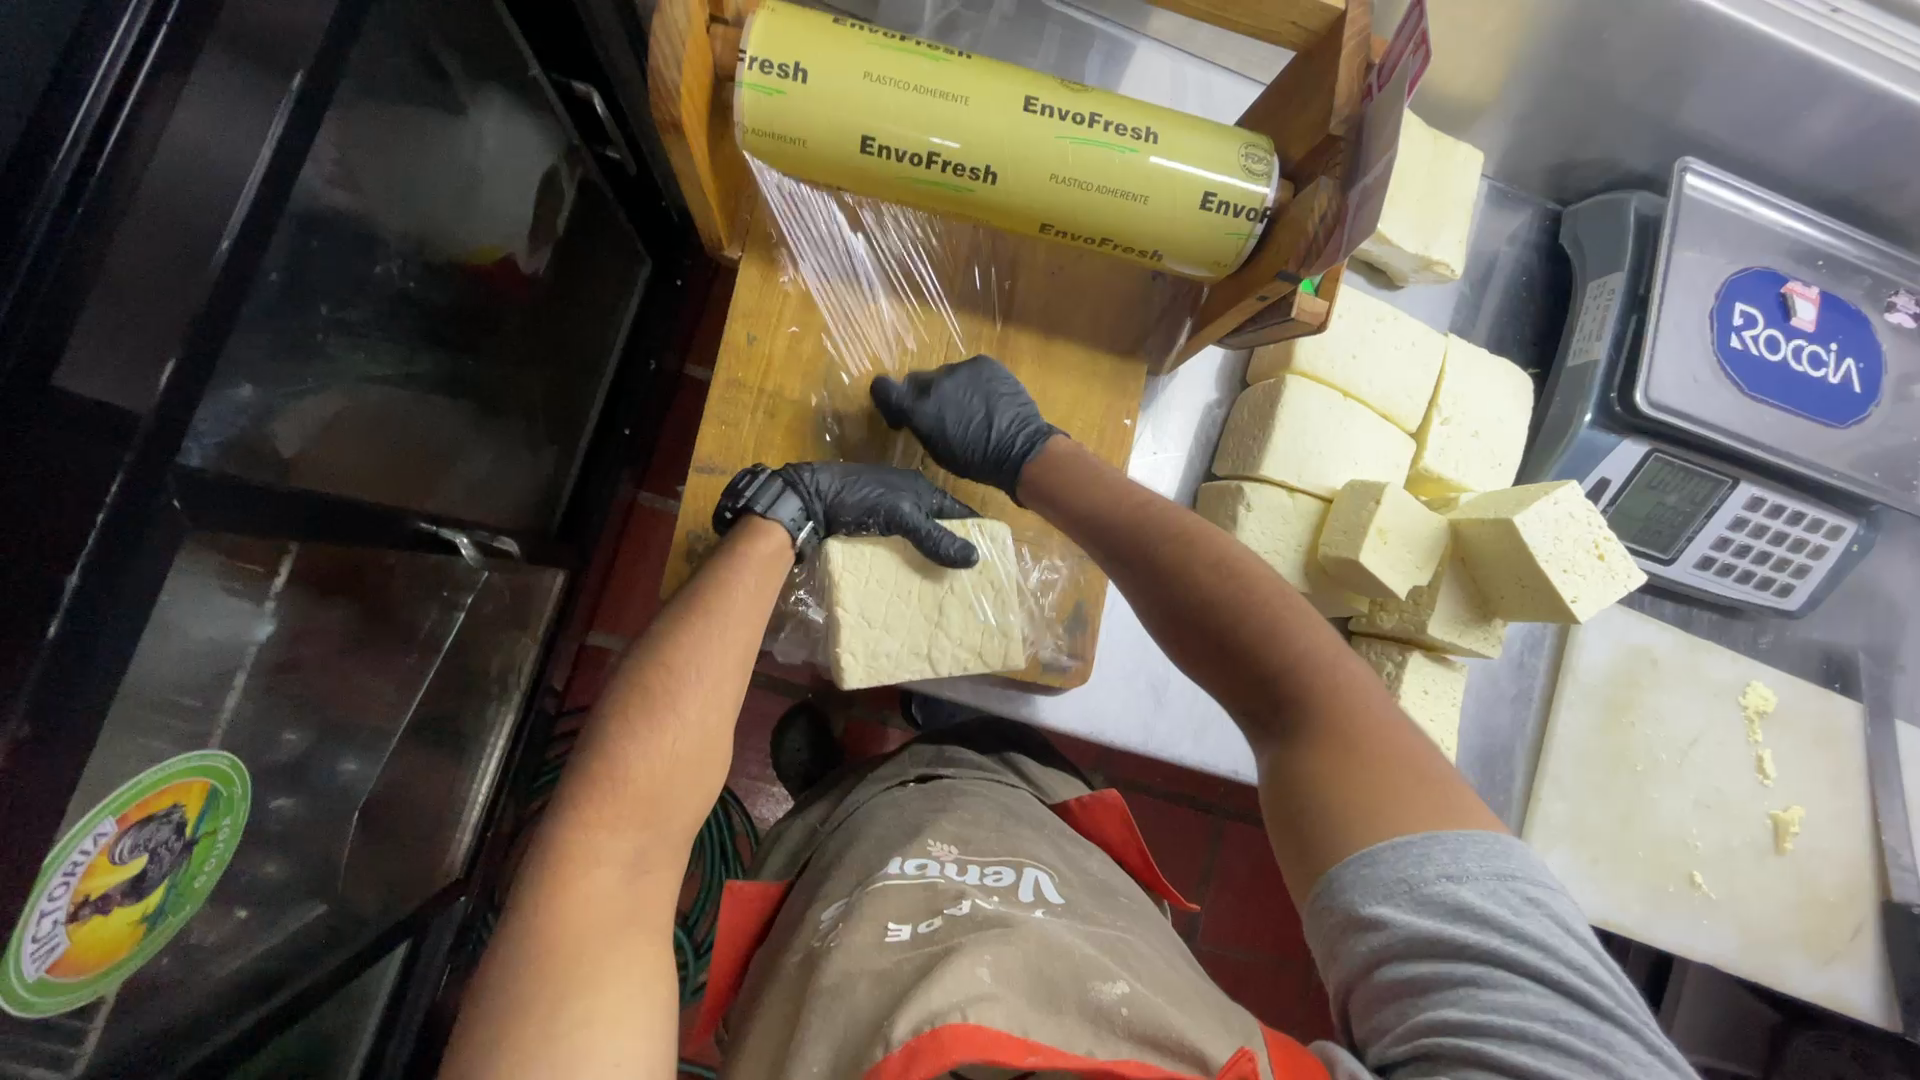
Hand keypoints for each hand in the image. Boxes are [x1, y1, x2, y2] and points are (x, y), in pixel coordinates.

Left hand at [776, 463, 979, 567]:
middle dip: (953, 552)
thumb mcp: (901, 516)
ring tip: (944, 589)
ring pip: (919, 540)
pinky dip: (907, 562)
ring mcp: (889, 515)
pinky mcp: (870, 529)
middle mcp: (910, 501)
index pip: (960, 514)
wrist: (809, 499)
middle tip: (969, 583)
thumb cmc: (859, 501)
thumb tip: (974, 558)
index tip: (991, 560)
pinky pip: (898, 547)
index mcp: (923, 491)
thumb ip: (934, 537)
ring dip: (929, 559)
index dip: (976, 534)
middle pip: (940, 528)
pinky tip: (911, 582)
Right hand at [870, 355, 1062, 501]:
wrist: (1020, 450)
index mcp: (918, 408)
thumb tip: (916, 414)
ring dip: (951, 389)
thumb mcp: (937, 450)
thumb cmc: (976, 461)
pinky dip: (973, 383)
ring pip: (946, 375)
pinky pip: (970, 371)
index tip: (901, 411)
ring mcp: (960, 368)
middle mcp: (934, 381)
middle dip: (924, 396)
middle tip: (943, 413)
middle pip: (917, 380)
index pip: (883, 387)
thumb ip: (920, 425)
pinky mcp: (984, 362)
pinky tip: (988, 400)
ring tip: (972, 408)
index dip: (887, 397)